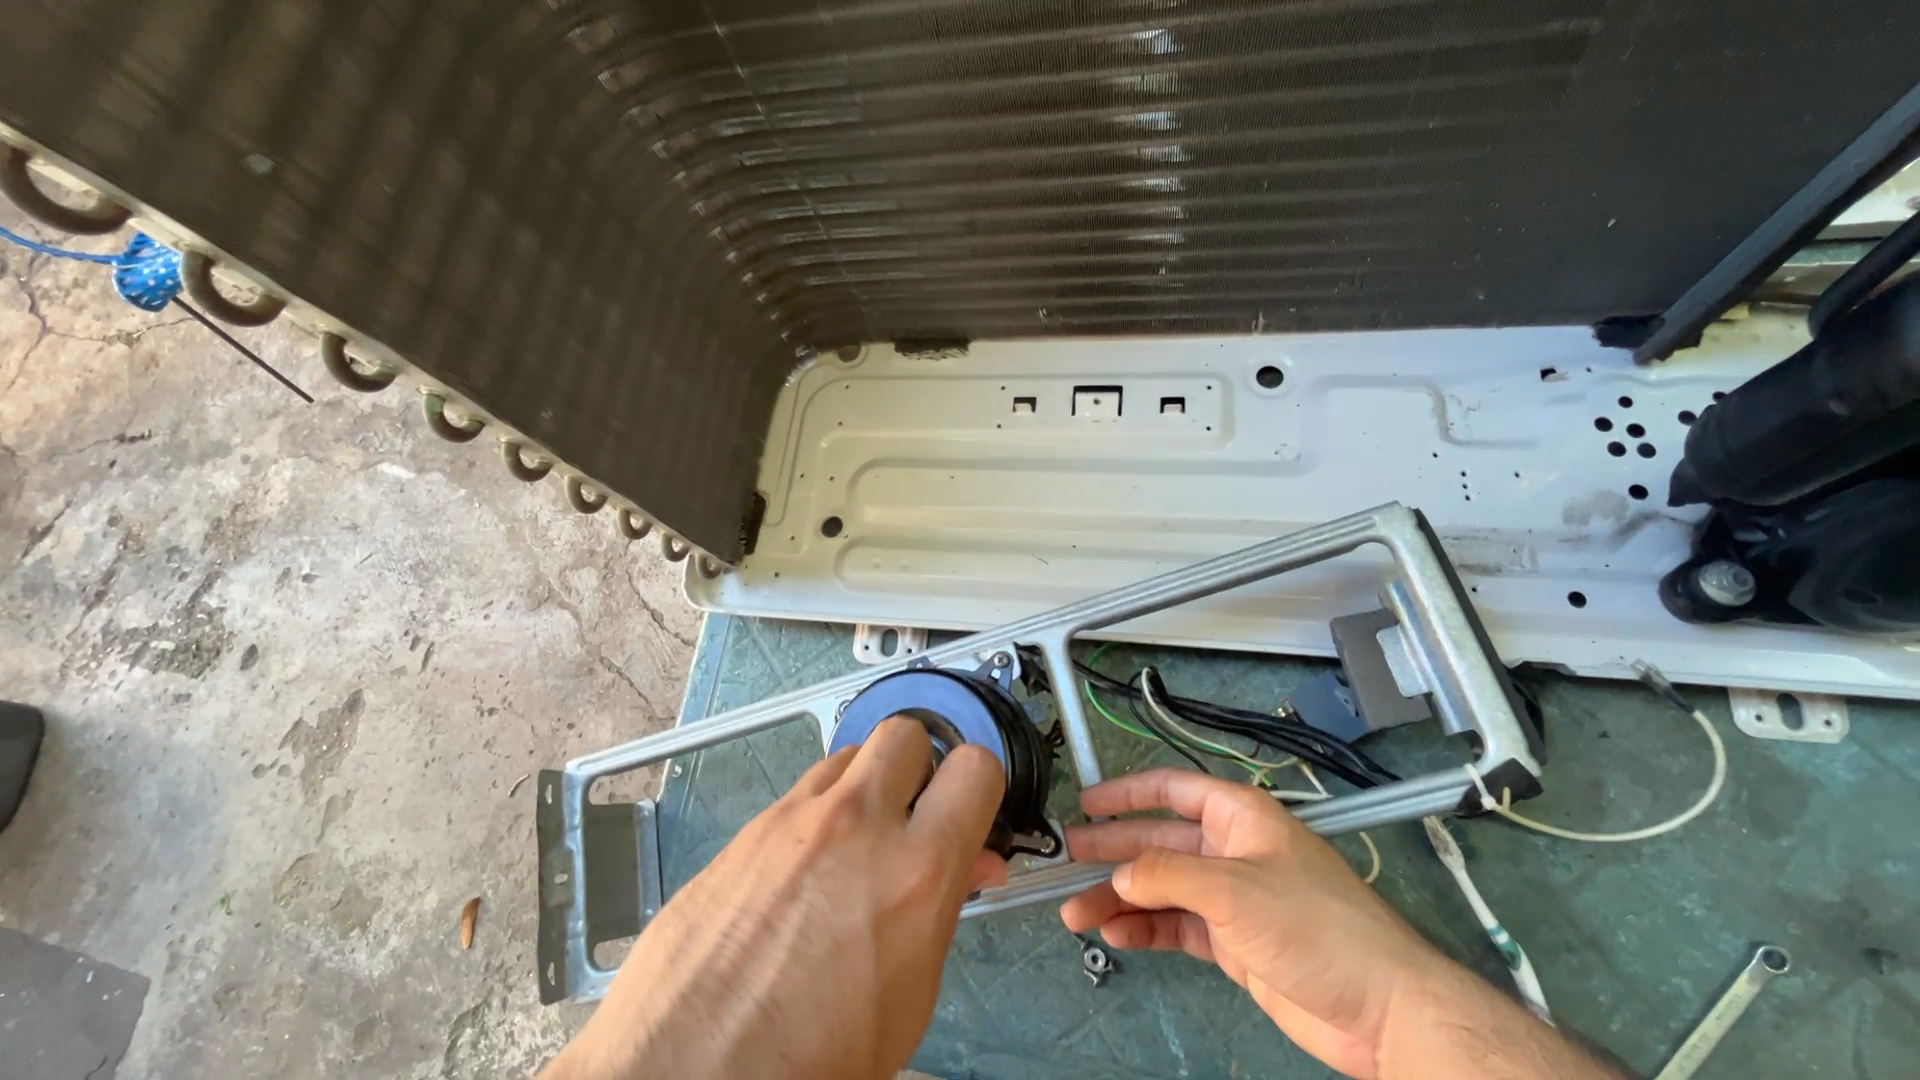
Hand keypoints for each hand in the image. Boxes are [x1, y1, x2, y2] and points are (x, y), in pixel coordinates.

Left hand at [545, 717, 1007, 1079]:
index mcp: (915, 872)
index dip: (981, 785)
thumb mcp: (909, 997)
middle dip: (920, 766)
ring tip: (860, 843)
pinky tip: (807, 869)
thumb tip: (967, 863)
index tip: (971, 807)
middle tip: (915, 814)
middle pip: (907, 733)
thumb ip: (943, 909)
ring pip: (850, 755)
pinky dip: (818, 814)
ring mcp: (794, 819)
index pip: (976, 768)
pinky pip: (800, 792)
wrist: (688, 1068)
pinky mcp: (747, 828)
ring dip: (867, 785)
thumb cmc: (809, 1058)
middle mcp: (856, 826)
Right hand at [1060, 769, 1457, 1079]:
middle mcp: (1231, 850)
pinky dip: (1145, 929)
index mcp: (1239, 817)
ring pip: (1161, 889)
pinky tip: (1116, 934)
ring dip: (1120, 899)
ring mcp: (1232, 898)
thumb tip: (1118, 876)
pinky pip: (1177, 926)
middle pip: (1159, 842)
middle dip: (1114, 852)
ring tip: (1077, 913)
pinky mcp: (1234, 942)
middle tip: (1068, 861)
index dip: (1128, 793)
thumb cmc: (1314, 925)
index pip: (1173, 790)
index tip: (1087, 802)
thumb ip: (1168, 875)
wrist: (1378, 1006)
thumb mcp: (1234, 888)